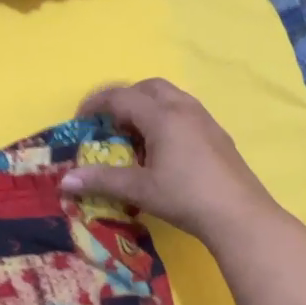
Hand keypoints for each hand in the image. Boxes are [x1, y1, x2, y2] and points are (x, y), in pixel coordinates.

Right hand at [59, 79, 282, 243]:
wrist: (241, 216)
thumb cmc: (186, 197)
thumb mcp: (139, 189)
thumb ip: (101, 180)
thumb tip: (65, 181)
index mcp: (162, 116)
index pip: (121, 97)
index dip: (95, 104)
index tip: (80, 120)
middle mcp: (184, 109)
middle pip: (147, 87)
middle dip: (124, 98)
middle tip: (110, 123)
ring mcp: (205, 120)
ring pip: (170, 97)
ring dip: (147, 107)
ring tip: (135, 135)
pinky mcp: (217, 135)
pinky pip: (185, 112)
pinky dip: (165, 118)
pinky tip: (163, 149)